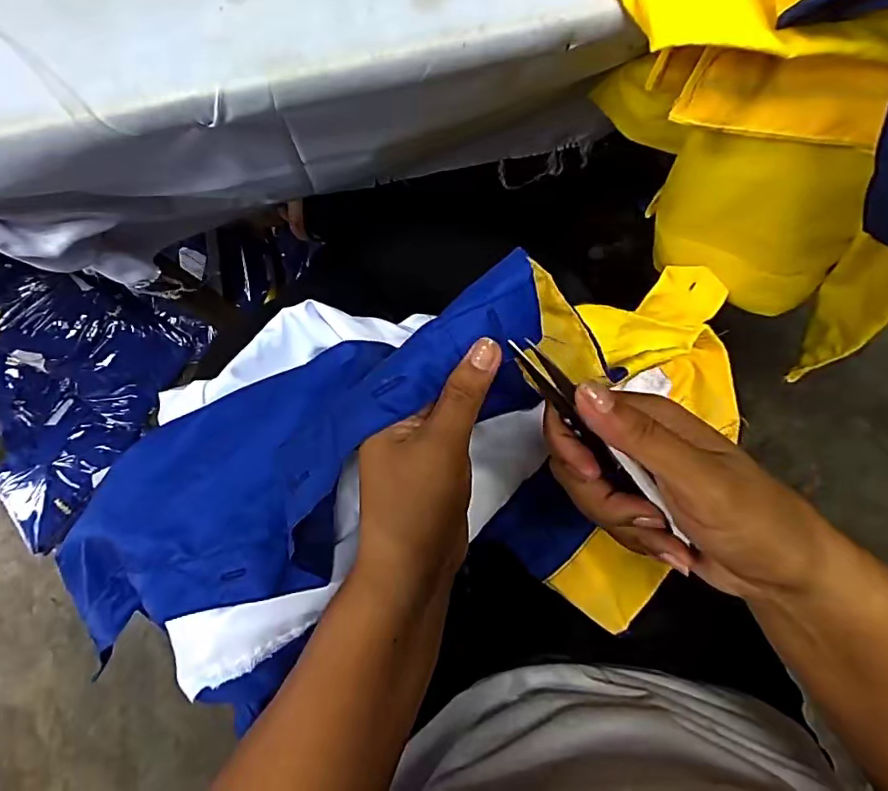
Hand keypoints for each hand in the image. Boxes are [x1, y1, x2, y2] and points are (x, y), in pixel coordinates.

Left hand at [352, 337, 501, 591]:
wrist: (415, 570)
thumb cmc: (418, 503)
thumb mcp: (442, 441)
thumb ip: (462, 393)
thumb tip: (485, 343)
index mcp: (381, 408)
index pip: (415, 363)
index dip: (449, 341)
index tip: (486, 316)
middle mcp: (391, 418)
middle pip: (430, 379)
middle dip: (462, 360)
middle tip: (504, 329)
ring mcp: (411, 439)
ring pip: (443, 400)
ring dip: (469, 383)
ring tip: (506, 351)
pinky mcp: (430, 457)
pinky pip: (450, 422)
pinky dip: (470, 408)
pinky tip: (494, 391)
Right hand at [543, 383, 837, 603]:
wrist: (786, 576)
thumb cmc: (753, 517)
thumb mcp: (694, 475)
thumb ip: (636, 434)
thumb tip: (583, 390)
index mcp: (647, 416)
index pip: (576, 410)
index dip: (569, 442)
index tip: (588, 474)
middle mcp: (635, 439)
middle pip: (575, 459)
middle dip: (601, 496)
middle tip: (644, 514)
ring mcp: (635, 473)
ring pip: (589, 493)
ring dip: (623, 522)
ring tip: (667, 534)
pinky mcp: (639, 505)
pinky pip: (608, 518)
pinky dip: (636, 537)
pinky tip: (672, 545)